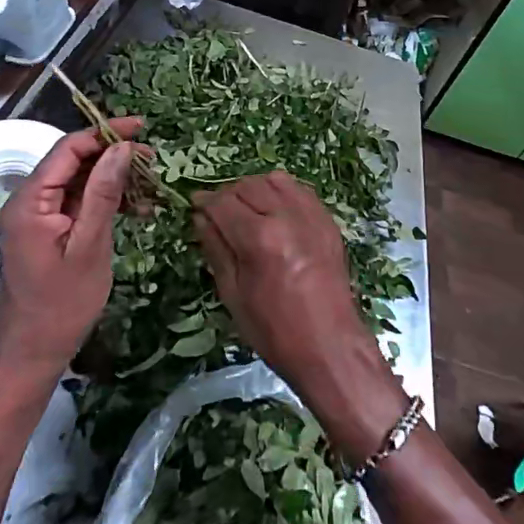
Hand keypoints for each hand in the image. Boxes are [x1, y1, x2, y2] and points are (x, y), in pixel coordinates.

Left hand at [0, 118, 143, 373]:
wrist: (33, 353)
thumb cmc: (62, 304)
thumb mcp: (89, 246)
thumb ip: (103, 194)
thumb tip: (122, 148)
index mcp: (30, 201)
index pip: (68, 148)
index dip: (104, 133)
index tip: (141, 128)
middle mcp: (28, 202)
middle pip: (73, 161)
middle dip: (113, 156)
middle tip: (152, 159)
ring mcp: (37, 217)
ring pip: (79, 181)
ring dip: (113, 179)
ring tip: (150, 183)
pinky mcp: (48, 231)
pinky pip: (78, 203)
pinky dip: (106, 201)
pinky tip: (136, 209)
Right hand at [192, 172, 391, 410]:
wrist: (328, 343)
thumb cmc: (273, 329)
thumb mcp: (233, 294)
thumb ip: (216, 249)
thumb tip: (200, 217)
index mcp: (259, 238)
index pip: (223, 203)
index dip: (204, 202)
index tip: (195, 205)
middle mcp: (286, 216)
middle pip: (248, 185)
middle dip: (227, 195)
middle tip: (218, 213)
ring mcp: (311, 215)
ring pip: (275, 180)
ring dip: (255, 188)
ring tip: (246, 209)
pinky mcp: (327, 219)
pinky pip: (300, 190)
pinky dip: (282, 192)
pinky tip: (274, 210)